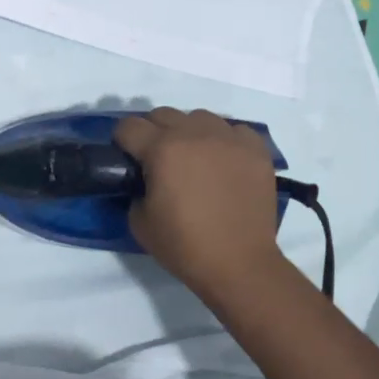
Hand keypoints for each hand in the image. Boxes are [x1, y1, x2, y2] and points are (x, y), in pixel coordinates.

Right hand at [114, 107, 285, 289]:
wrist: (239, 264)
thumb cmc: (184, 245)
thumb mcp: (139, 221)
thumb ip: (135, 189)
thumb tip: (143, 179)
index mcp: (162, 149)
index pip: (129, 126)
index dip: (122, 142)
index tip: (127, 158)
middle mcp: (194, 134)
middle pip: (162, 114)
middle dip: (153, 132)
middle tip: (157, 160)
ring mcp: (229, 139)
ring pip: (199, 117)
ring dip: (189, 132)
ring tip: (193, 158)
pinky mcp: (256, 150)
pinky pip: (234, 130)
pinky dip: (224, 140)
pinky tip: (223, 161)